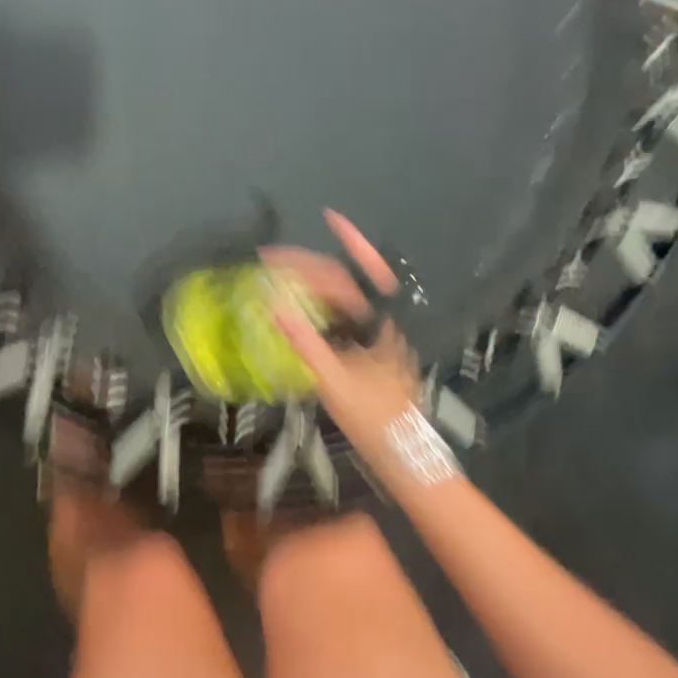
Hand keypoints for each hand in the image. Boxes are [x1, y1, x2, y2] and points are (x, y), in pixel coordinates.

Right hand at [261, 210, 421, 454]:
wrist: (406, 460)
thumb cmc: (378, 422)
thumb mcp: (337, 383)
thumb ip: (306, 344)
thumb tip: (274, 305)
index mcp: (385, 323)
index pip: (370, 271)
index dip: (353, 242)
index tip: (330, 218)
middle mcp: (383, 324)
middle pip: (347, 283)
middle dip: (310, 266)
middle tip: (271, 261)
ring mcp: (376, 339)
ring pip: (341, 302)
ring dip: (310, 287)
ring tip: (275, 280)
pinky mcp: (367, 354)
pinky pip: (339, 320)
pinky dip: (315, 311)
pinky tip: (293, 313)